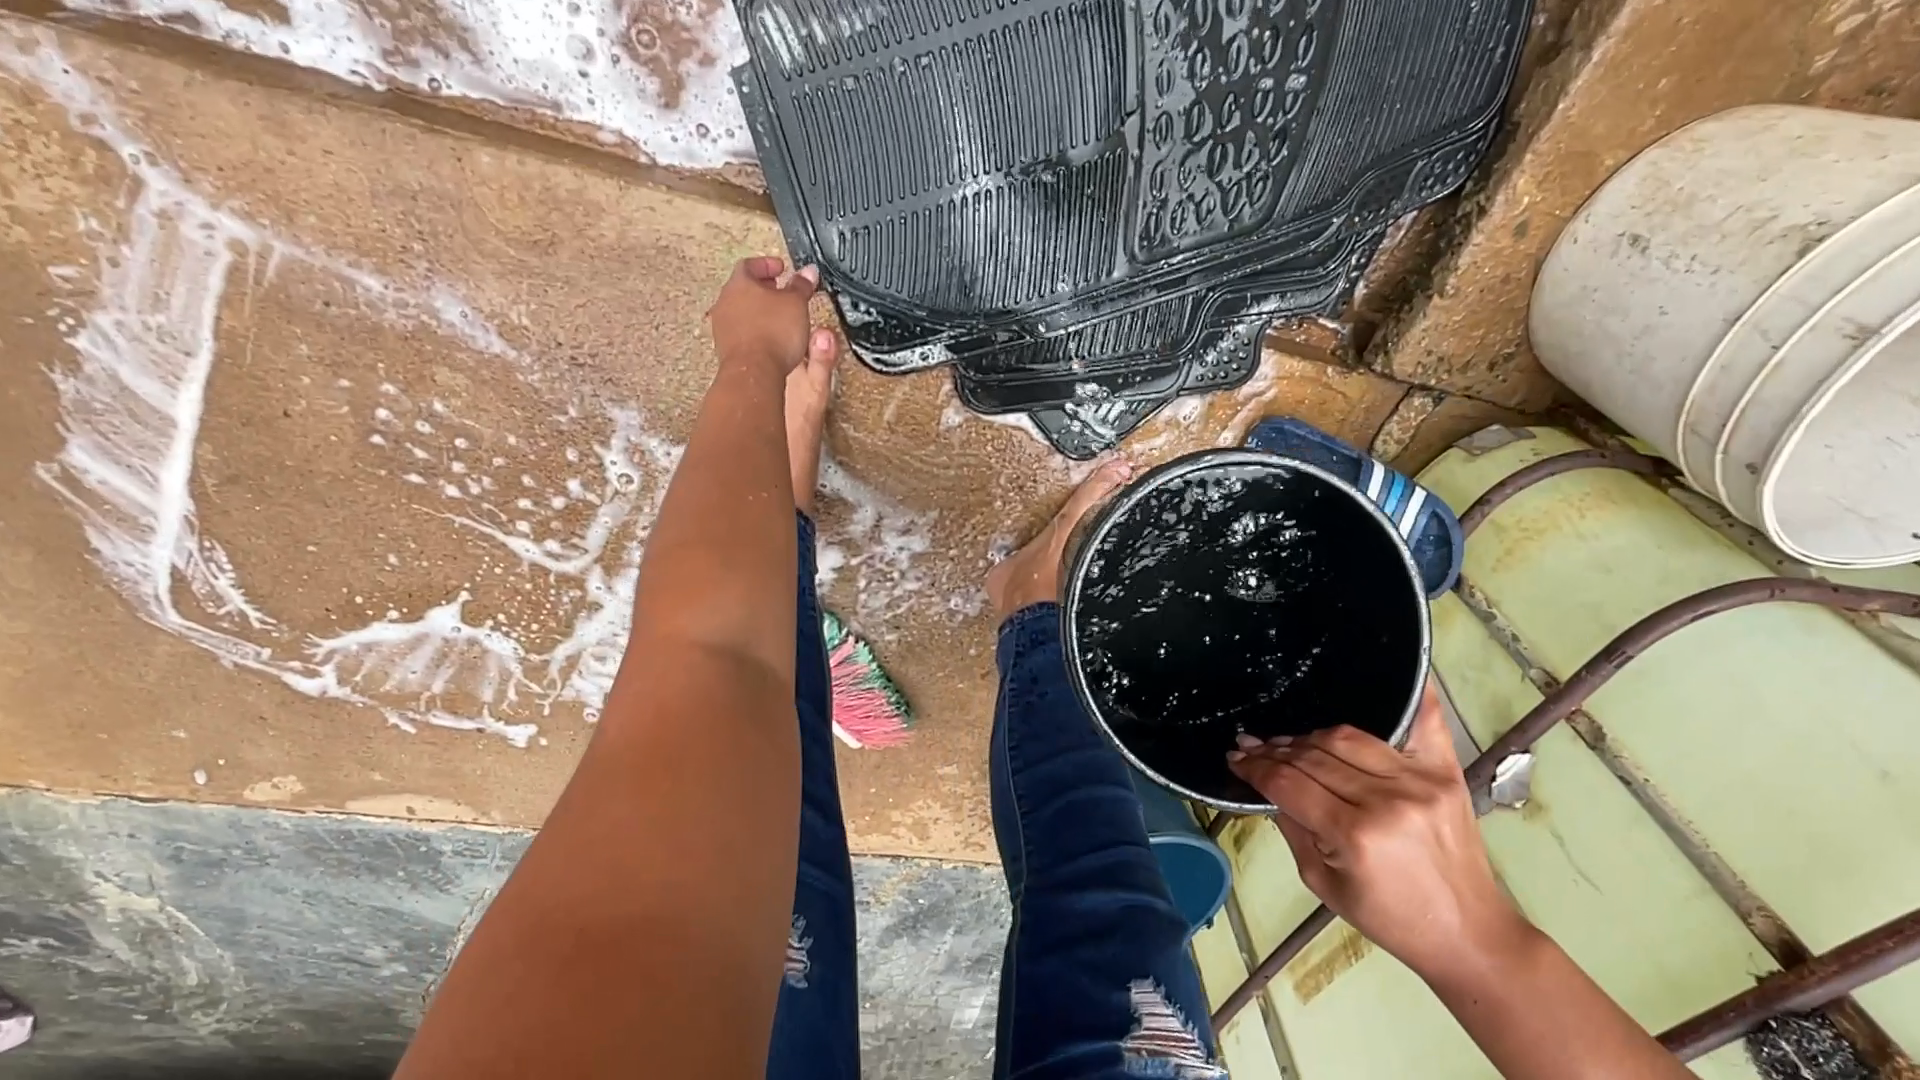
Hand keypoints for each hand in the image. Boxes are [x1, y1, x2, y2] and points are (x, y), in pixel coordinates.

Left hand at [708, 257, 824, 372]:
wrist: (755, 372)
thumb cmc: (771, 335)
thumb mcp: (796, 303)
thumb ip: (801, 285)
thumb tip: (808, 273)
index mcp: (740, 283)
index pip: (750, 265)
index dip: (767, 265)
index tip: (779, 268)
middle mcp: (726, 302)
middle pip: (742, 288)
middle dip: (762, 289)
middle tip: (778, 291)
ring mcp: (723, 327)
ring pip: (740, 311)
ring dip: (758, 312)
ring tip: (776, 318)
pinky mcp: (727, 349)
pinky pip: (741, 333)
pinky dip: (754, 332)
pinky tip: (768, 340)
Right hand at [1227, 681, 1533, 981]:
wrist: (1468, 932)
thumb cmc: (1391, 918)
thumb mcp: (1322, 883)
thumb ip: (1293, 827)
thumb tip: (1268, 786)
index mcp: (1354, 834)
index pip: (1288, 783)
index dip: (1254, 767)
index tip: (1235, 759)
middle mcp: (1387, 799)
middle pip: (1312, 756)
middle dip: (1275, 750)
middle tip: (1252, 746)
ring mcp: (1419, 780)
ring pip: (1345, 736)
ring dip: (1310, 736)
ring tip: (1292, 741)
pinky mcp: (1445, 771)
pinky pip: (1422, 719)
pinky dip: (1409, 694)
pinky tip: (1395, 673)